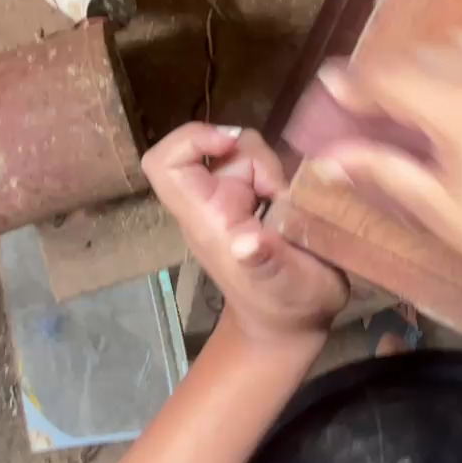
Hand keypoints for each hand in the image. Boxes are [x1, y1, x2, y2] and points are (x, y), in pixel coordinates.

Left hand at [142, 123, 348, 347]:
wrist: (290, 322)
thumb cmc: (286, 308)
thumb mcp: (285, 288)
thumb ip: (266, 264)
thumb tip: (246, 243)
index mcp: (206, 219)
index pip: (165, 164)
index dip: (189, 140)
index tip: (230, 145)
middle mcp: (213, 200)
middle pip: (216, 145)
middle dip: (258, 159)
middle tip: (282, 195)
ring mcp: (233, 196)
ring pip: (247, 150)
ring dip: (277, 170)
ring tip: (294, 209)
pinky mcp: (254, 195)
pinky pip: (266, 163)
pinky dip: (285, 176)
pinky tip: (296, 206)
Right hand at [310, 29, 461, 317]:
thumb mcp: (442, 215)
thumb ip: (384, 172)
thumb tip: (326, 159)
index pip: (389, 78)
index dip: (353, 85)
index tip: (327, 92)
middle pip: (419, 55)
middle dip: (386, 76)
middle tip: (368, 112)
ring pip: (460, 43)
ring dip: (430, 63)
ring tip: (419, 100)